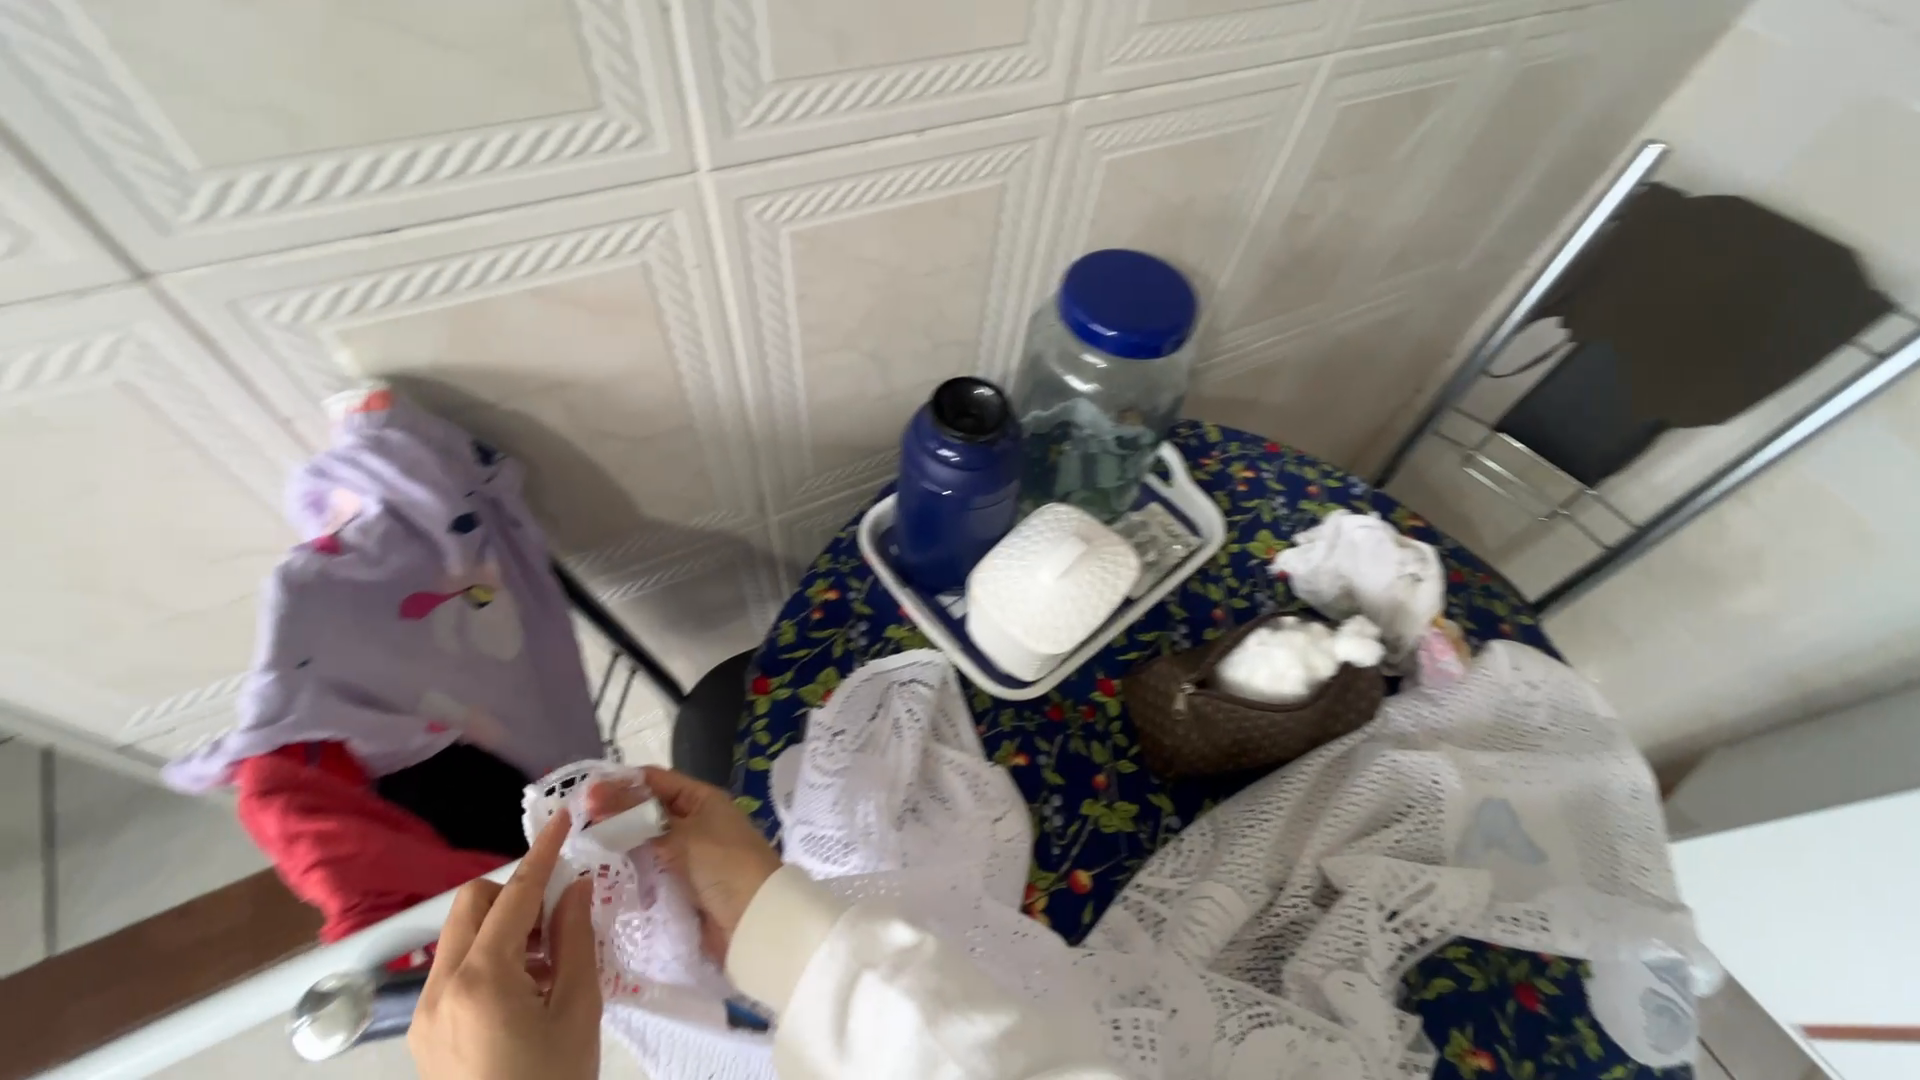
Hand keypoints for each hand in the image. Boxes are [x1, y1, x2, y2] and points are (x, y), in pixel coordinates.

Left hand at [409, 811, 600, 1079]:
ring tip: (545, 967)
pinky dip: (489, 958)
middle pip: (471, 904)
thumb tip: (575, 888)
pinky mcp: (424, 1035)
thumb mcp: (580, 1009)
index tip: (560, 820)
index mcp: (482, 980)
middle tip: (556, 924)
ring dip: (504, 928)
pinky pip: (454, 969)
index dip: (542, 854)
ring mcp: (425, 1014)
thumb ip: (575, 939)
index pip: (515, 895)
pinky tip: (523, 993)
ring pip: (460, 935)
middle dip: (515, 895)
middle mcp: (440, 989)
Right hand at [587, 766, 780, 962]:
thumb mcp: (681, 835)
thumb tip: (596, 794)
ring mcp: (687, 854)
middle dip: (615, 815)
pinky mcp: (680, 885)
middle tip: (573, 824)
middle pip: (648, 811)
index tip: (583, 793)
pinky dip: (628, 871)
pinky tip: (599, 874)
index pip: (656, 781)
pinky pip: (649, 870)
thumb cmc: (723, 864)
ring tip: (579, 847)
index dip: (621, 784)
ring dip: (619, 844)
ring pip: (645, 842)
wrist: (754, 919)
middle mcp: (695, 821)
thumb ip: (639, 817)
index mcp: (702, 799)